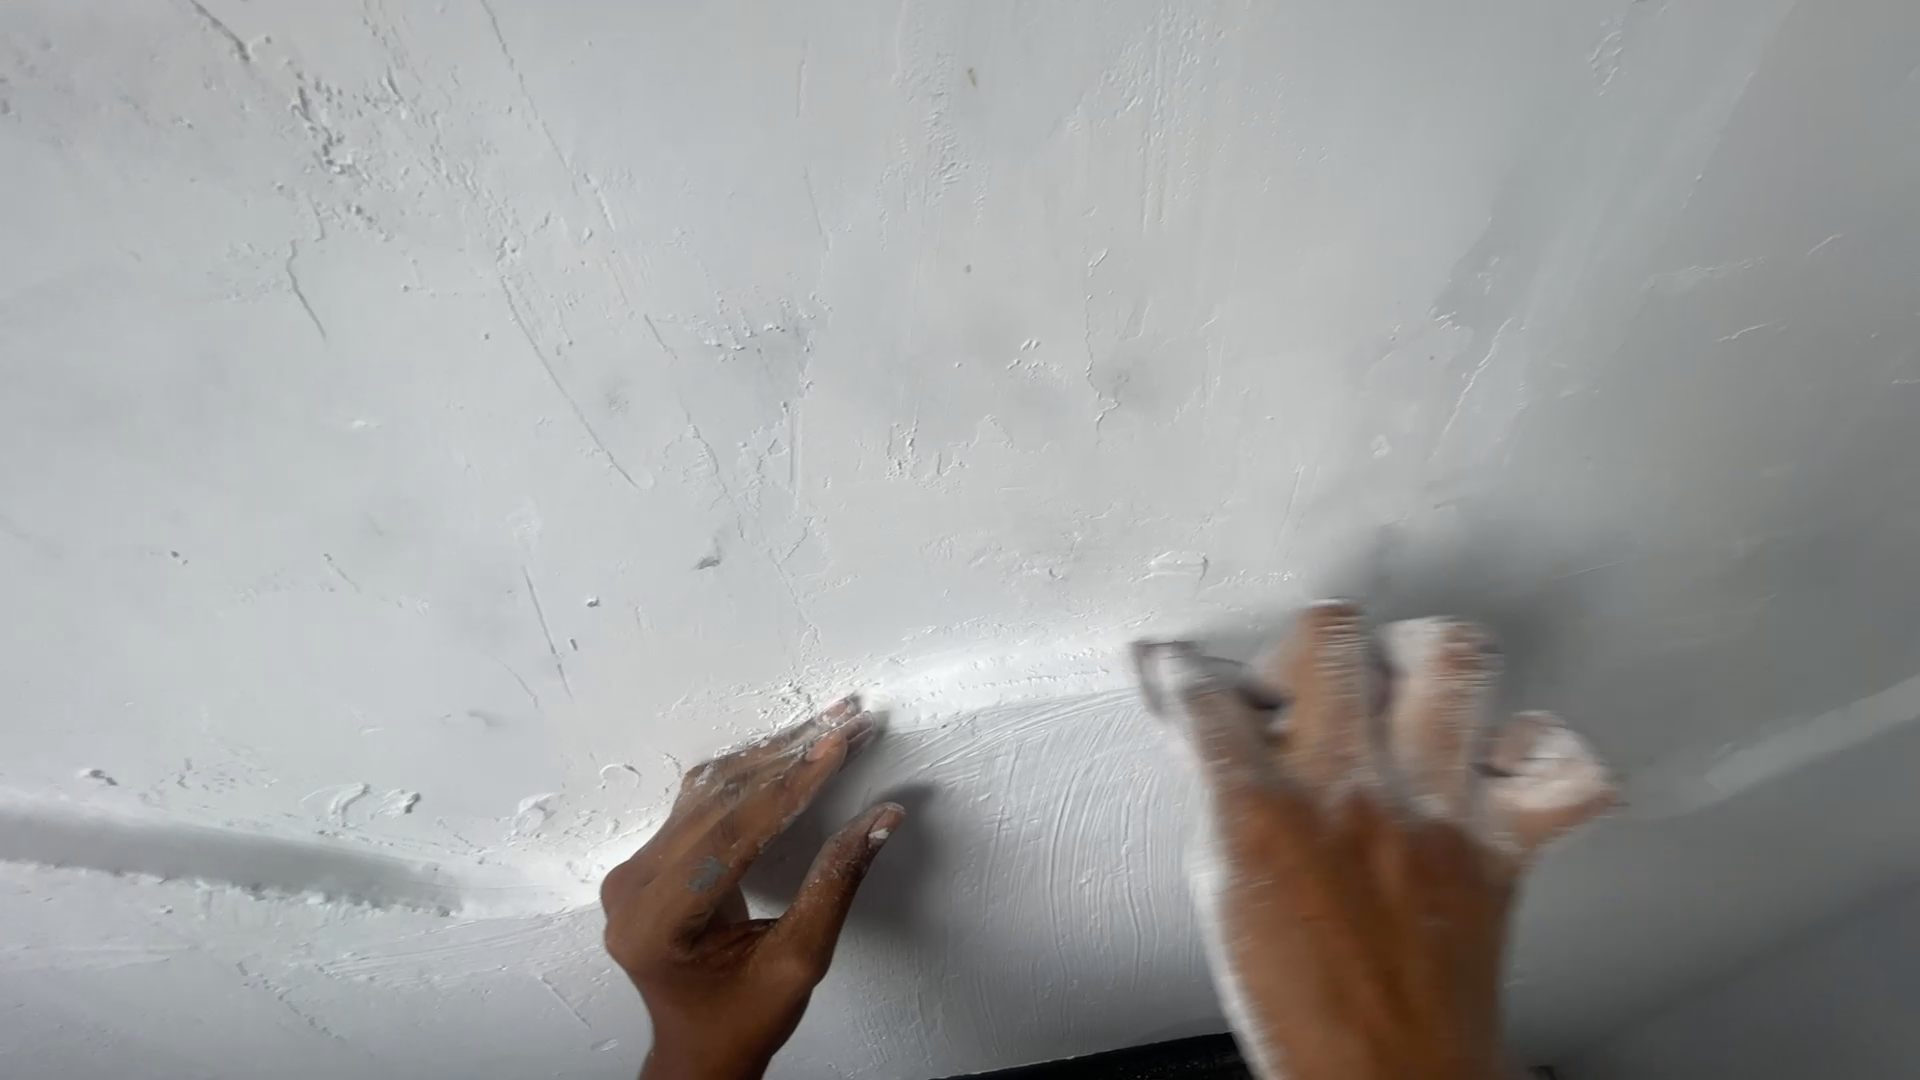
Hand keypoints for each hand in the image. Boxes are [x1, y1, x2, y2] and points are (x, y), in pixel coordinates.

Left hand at [601, 697, 903, 1079]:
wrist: (700, 1049)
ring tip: (829, 726)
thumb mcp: (799, 961)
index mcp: (656, 923)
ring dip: (777, 754)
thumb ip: (836, 883)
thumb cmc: (744, 1019)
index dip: (792, 785)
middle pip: (722, 799)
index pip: (732, 832)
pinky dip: (756, 769)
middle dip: (793, 758)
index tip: (838, 745)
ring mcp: (637, 866)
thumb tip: (882, 816)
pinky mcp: (654, 855)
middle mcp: (633, 886)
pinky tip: (793, 747)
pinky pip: (706, 797)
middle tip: (846, 723)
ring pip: (714, 787)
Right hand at [1136, 605, 1613, 1079]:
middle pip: (1328, 636)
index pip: (1201, 695)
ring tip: (1393, 675)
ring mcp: (1435, 809)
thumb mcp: (1217, 881)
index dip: (1174, 666)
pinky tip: (1487, 751)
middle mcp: (1349, 791)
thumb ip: (1214, 790)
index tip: (1174, 661)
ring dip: (1413, 654)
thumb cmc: (1293, 998)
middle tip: (1299, 674)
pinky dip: (1536, 746)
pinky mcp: (1503, 845)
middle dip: (1299, 640)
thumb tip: (1203, 732)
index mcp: (1260, 808)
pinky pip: (1563, 767)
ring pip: (1450, 660)